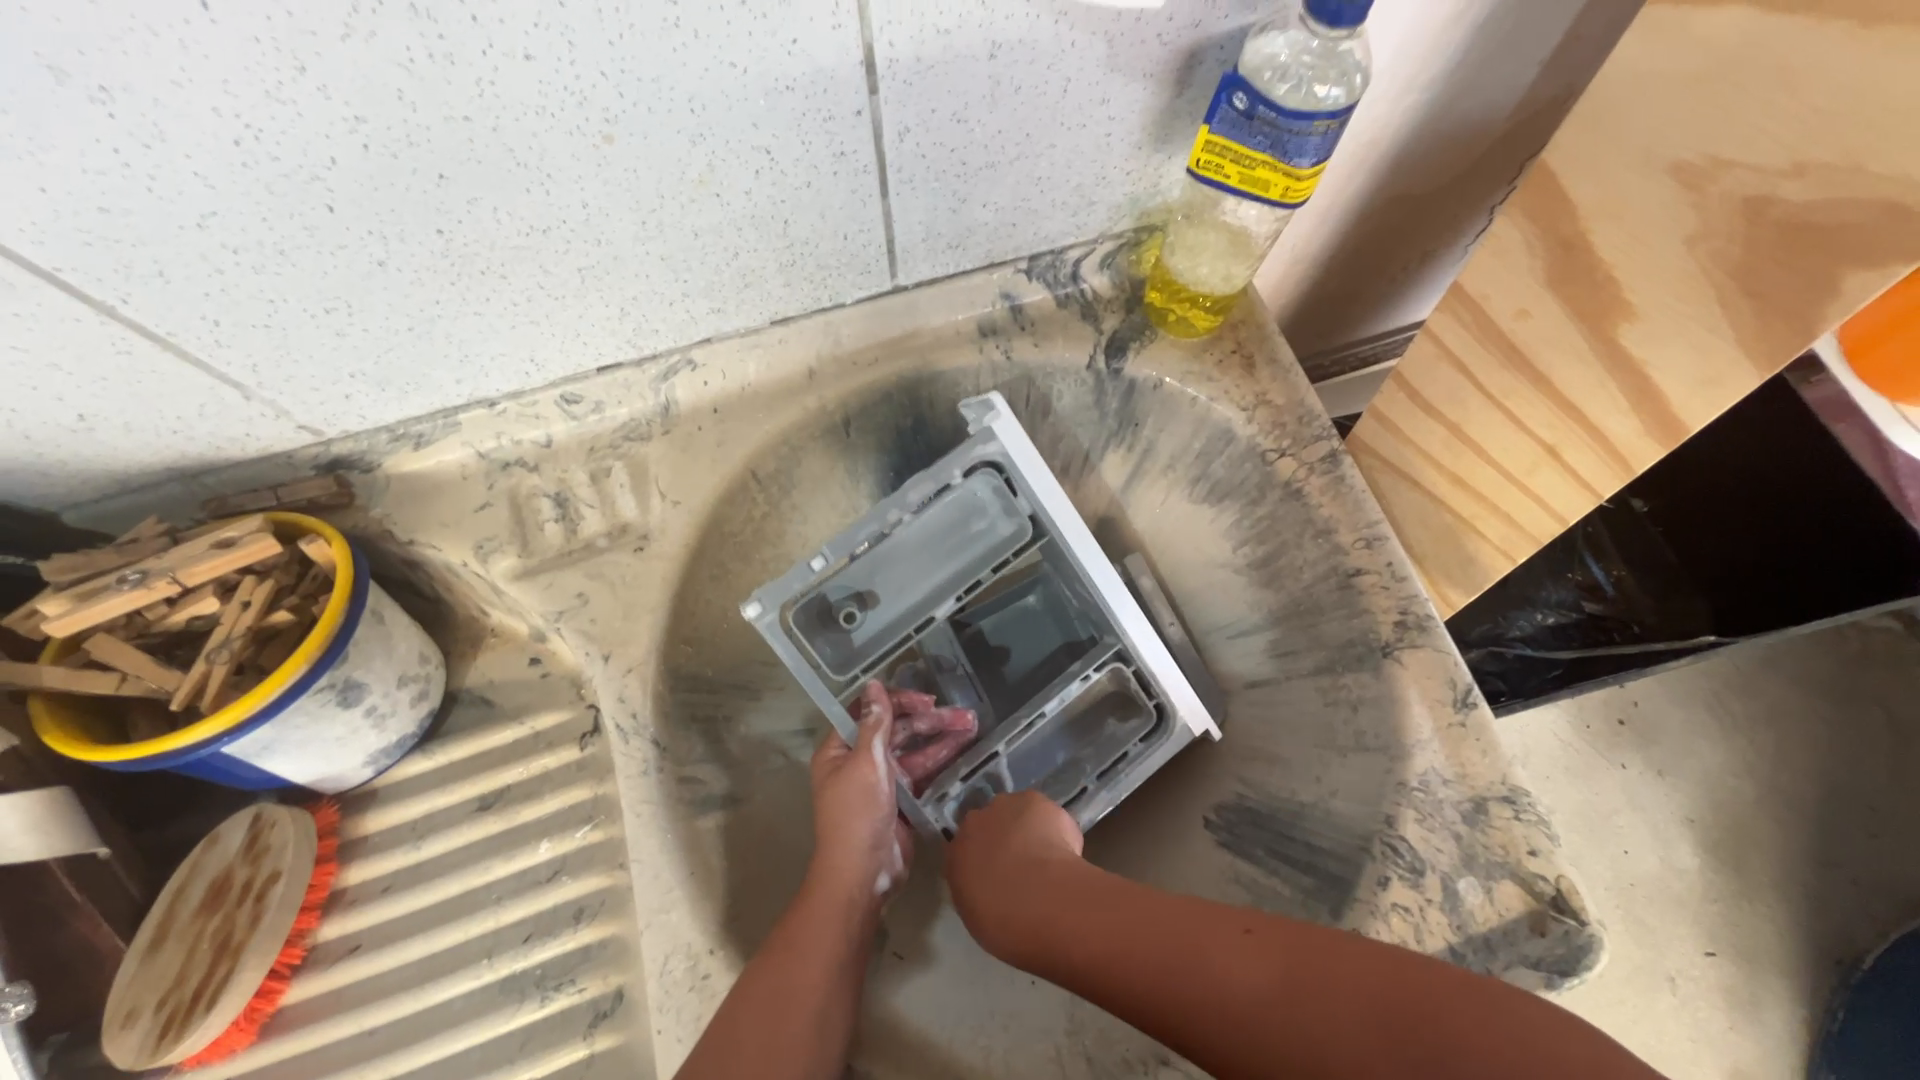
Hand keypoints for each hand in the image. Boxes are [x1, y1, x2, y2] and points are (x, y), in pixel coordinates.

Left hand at [808, 682, 978, 909]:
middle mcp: (859, 762)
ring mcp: (882, 782)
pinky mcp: (902, 802)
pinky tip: (965, 750)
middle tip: (960, 714)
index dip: (896, 702)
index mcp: (839, 751)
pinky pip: (922, 775)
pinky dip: (941, 762)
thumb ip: (874, 724)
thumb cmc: (857, 814)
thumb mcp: (865, 763)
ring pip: (913, 752)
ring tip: (972, 726)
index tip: (925, 700)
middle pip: (896, 731)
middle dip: (927, 721)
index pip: (868, 713)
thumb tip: (873, 685)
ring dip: (940, 739)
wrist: (864, 874)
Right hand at [944, 791, 1084, 962]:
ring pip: (1015, 812)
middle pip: (988, 823)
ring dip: (1026, 826)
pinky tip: (1066, 849)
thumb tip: (993, 888)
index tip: (999, 873)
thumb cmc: (1002, 922)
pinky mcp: (1033, 800)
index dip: (984, 859)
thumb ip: (980, 892)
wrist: (1035, 898)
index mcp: (955, 856)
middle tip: (1023, 863)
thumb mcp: (979, 915)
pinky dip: (1054, 826)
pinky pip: (1044, 812)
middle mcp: (973, 824)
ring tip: (1048, 854)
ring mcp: (1003, 807)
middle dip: (1002, 837)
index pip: (966, 850)